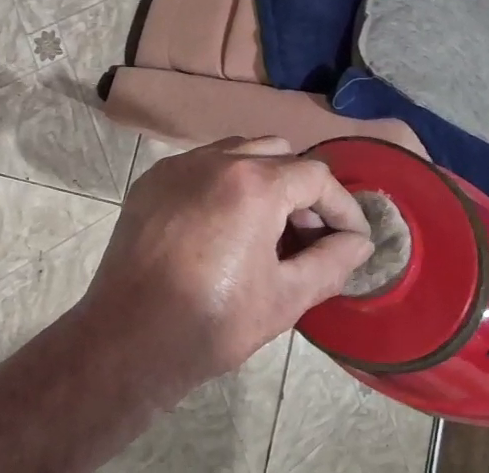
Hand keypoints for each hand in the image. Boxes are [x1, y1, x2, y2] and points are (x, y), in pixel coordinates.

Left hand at [75, 137, 373, 397]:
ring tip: (266, 231)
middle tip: (307, 236)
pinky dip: (222, 183)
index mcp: (252, 184)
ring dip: (262, 179)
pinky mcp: (151, 181)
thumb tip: (358, 243)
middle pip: (277, 152)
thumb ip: (330, 263)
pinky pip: (199, 165)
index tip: (351, 241)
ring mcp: (177, 166)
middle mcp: (214, 160)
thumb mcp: (285, 298)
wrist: (129, 336)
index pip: (315, 176)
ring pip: (236, 151)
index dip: (343, 208)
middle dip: (301, 189)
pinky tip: (222, 227)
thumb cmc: (214, 321)